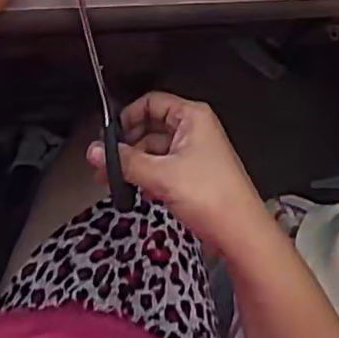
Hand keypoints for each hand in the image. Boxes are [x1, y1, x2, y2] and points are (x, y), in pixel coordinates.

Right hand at [87, 92, 265, 249]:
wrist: (241, 234)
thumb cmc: (212, 196)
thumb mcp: (161, 175)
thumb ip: (126, 162)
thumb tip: (97, 151)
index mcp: (192, 116)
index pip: (152, 102)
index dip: (129, 116)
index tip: (110, 136)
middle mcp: (195, 128)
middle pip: (152, 125)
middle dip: (128, 144)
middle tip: (107, 162)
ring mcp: (195, 151)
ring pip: (157, 148)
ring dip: (136, 163)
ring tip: (115, 180)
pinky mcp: (194, 174)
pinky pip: (164, 166)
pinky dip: (149, 175)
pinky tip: (136, 190)